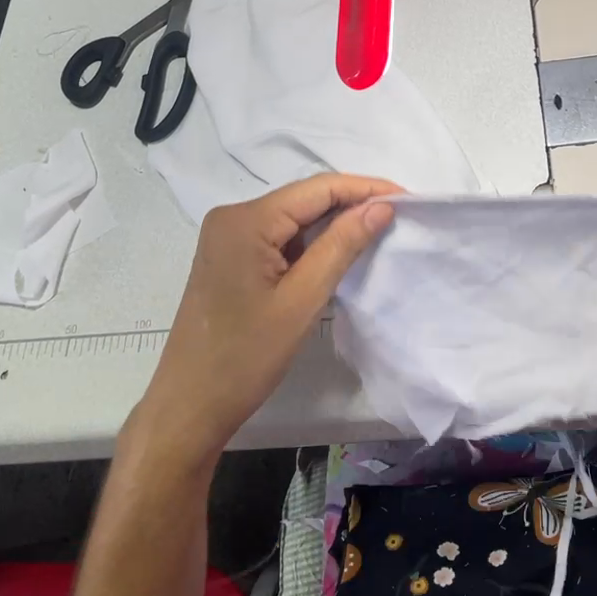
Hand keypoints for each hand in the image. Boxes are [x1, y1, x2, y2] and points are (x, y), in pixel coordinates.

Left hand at [140, 174, 400, 457]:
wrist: (189, 407)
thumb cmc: (245, 357)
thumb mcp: (302, 300)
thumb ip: (342, 245)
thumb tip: (382, 206)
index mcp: (246, 220)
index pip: (318, 189)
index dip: (365, 188)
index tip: (407, 198)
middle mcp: (233, 216)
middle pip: (305, 199)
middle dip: (352, 205)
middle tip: (398, 217)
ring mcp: (228, 237)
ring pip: (294, 218)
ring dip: (332, 225)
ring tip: (376, 233)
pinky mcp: (230, 257)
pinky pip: (279, 237)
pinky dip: (310, 243)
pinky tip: (336, 254)